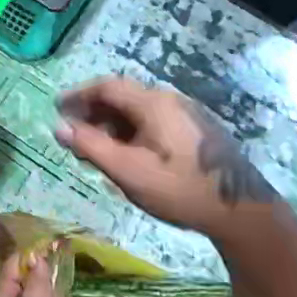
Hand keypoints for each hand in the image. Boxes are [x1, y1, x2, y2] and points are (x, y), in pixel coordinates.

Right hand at [53, 79, 277, 239]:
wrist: (239, 209)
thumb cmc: (178, 189)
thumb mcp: (128, 171)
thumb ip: (91, 147)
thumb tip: (59, 127)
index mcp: (154, 103)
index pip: (108, 86)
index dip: (79, 95)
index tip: (57, 108)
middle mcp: (171, 100)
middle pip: (124, 96)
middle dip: (94, 111)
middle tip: (73, 133)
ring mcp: (186, 114)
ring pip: (139, 111)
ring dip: (112, 124)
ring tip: (95, 149)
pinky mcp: (195, 131)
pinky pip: (153, 122)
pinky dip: (131, 132)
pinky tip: (127, 155)